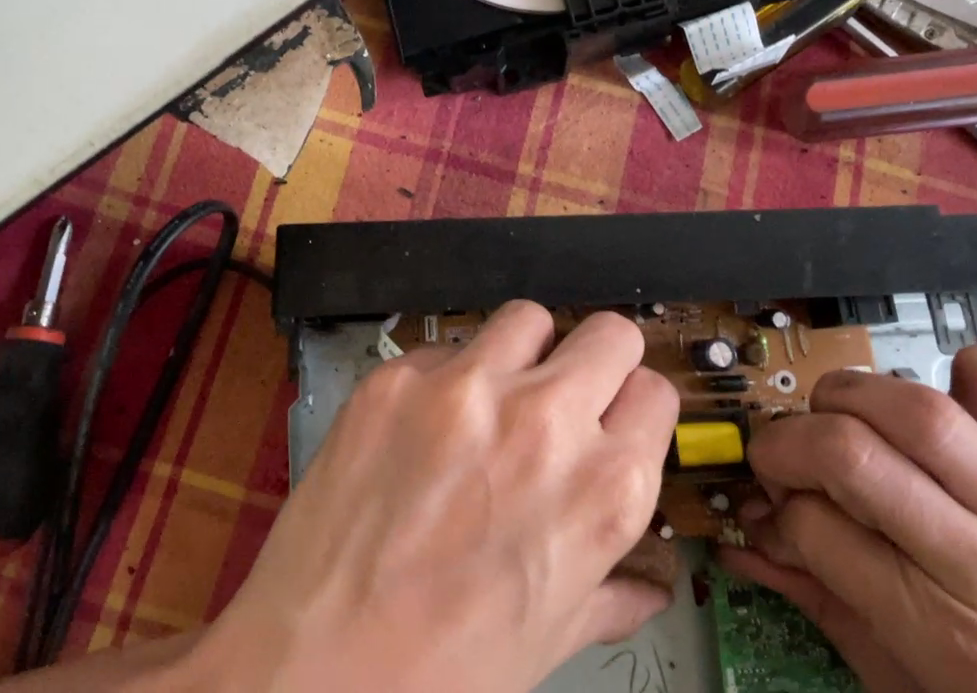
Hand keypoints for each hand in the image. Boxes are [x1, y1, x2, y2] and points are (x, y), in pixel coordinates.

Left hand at [194, 301, 680, 691]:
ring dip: (524, 351)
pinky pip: (443, 348)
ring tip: (497, 395)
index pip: (655, 392)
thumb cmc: (441, 664)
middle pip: (608, 333)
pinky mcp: (397, 379)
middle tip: (564, 393)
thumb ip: (612, 593)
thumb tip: (643, 585)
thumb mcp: (553, 633)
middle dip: (596, 360)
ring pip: (527, 318)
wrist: (320, 660)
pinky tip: (426, 425)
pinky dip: (446, 376)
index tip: (613, 416)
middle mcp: (545, 422)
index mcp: (604, 488)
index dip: (634, 407)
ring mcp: (466, 390)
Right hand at [719, 347, 976, 692]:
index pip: (819, 531)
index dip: (778, 511)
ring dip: (850, 396)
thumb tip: (743, 543)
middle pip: (855, 456)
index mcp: (947, 635)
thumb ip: (820, 605)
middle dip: (788, 443)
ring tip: (838, 418)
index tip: (775, 513)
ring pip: (920, 411)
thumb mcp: (905, 683)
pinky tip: (953, 393)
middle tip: (781, 457)